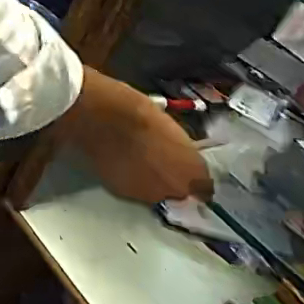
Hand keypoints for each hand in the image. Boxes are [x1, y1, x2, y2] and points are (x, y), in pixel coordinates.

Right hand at [63, 69, 212, 203]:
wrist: (99, 116)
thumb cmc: (137, 109)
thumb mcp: (169, 125)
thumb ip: (179, 149)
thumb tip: (177, 157)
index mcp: (192, 169)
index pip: (205, 186)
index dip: (193, 175)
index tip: (185, 166)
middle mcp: (175, 189)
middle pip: (180, 192)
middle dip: (172, 180)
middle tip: (159, 160)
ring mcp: (147, 195)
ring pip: (155, 193)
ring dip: (151, 181)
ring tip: (137, 160)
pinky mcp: (122, 194)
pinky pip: (133, 189)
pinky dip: (130, 179)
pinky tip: (121, 162)